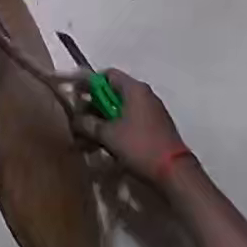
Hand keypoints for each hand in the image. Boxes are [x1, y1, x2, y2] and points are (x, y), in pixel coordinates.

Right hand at [73, 69, 193, 186]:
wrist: (173, 171)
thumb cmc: (139, 146)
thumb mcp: (108, 135)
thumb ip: (88, 124)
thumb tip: (75, 119)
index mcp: (135, 89)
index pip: (108, 75)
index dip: (89, 83)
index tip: (74, 96)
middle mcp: (144, 96)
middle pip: (112, 94)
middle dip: (92, 108)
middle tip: (75, 122)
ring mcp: (150, 112)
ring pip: (119, 111)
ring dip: (100, 123)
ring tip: (82, 141)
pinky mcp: (153, 129)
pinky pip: (128, 123)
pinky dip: (113, 131)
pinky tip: (99, 147)